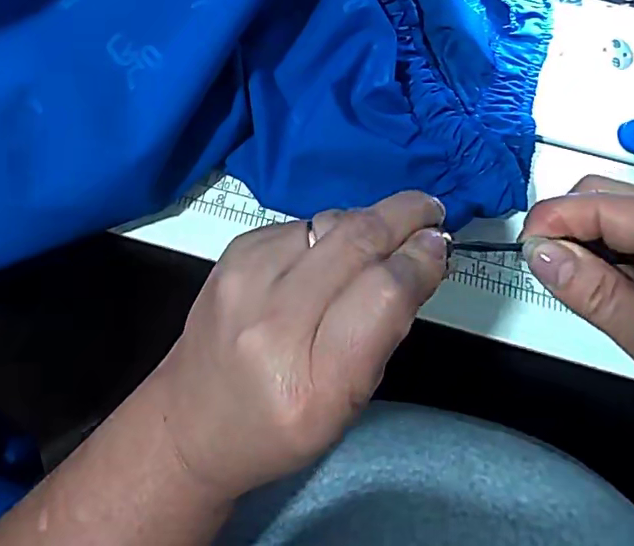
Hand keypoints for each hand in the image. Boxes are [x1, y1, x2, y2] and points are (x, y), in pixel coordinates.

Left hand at [141, 190, 450, 500]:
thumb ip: (383, 329)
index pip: (381, 294)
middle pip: (354, 242)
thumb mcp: (346, 404)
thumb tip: (419, 255)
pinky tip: (335, 246)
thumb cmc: (278, 425)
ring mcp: (245, 277)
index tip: (440, 243)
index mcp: (311, 381)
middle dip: (401, 216)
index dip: (418, 259)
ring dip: (366, 219)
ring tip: (388, 227)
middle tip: (430, 208)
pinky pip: (299, 224)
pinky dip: (328, 230)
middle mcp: (272, 319)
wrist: (194, 415)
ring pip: (327, 223)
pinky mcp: (234, 251)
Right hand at [519, 178, 633, 545]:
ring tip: (569, 290)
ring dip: (589, 252)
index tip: (521, 251)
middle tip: (540, 269)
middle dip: (570, 228)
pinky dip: (610, 275)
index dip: (559, 218)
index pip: (611, 204)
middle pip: (617, 206)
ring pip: (625, 235)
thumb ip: (596, 293)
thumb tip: (536, 250)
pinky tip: (600, 300)